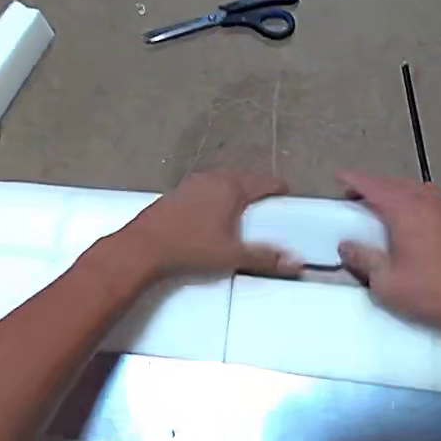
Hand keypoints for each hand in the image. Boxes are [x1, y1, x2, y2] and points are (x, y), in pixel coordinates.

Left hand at [113, 171, 302, 279]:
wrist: (144, 247)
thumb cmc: (192, 248)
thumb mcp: (233, 256)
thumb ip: (265, 257)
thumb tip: (296, 262)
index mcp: (231, 187)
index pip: (263, 181)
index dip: (278, 187)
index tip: (287, 194)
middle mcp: (212, 178)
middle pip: (242, 177)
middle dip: (257, 187)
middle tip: (267, 202)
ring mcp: (191, 183)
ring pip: (221, 181)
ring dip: (234, 190)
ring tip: (242, 207)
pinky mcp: (176, 192)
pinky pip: (205, 188)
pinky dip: (216, 195)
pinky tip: (213, 211)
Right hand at [335, 170, 440, 342]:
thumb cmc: (438, 294)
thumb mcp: (386, 283)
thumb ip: (363, 260)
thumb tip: (348, 248)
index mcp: (406, 211)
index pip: (373, 186)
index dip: (353, 180)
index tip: (341, 177)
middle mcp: (430, 204)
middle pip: (395, 183)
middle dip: (374, 185)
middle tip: (357, 195)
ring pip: (418, 190)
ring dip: (397, 192)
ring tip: (384, 206)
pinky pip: (434, 202)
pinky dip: (418, 203)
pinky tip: (414, 221)